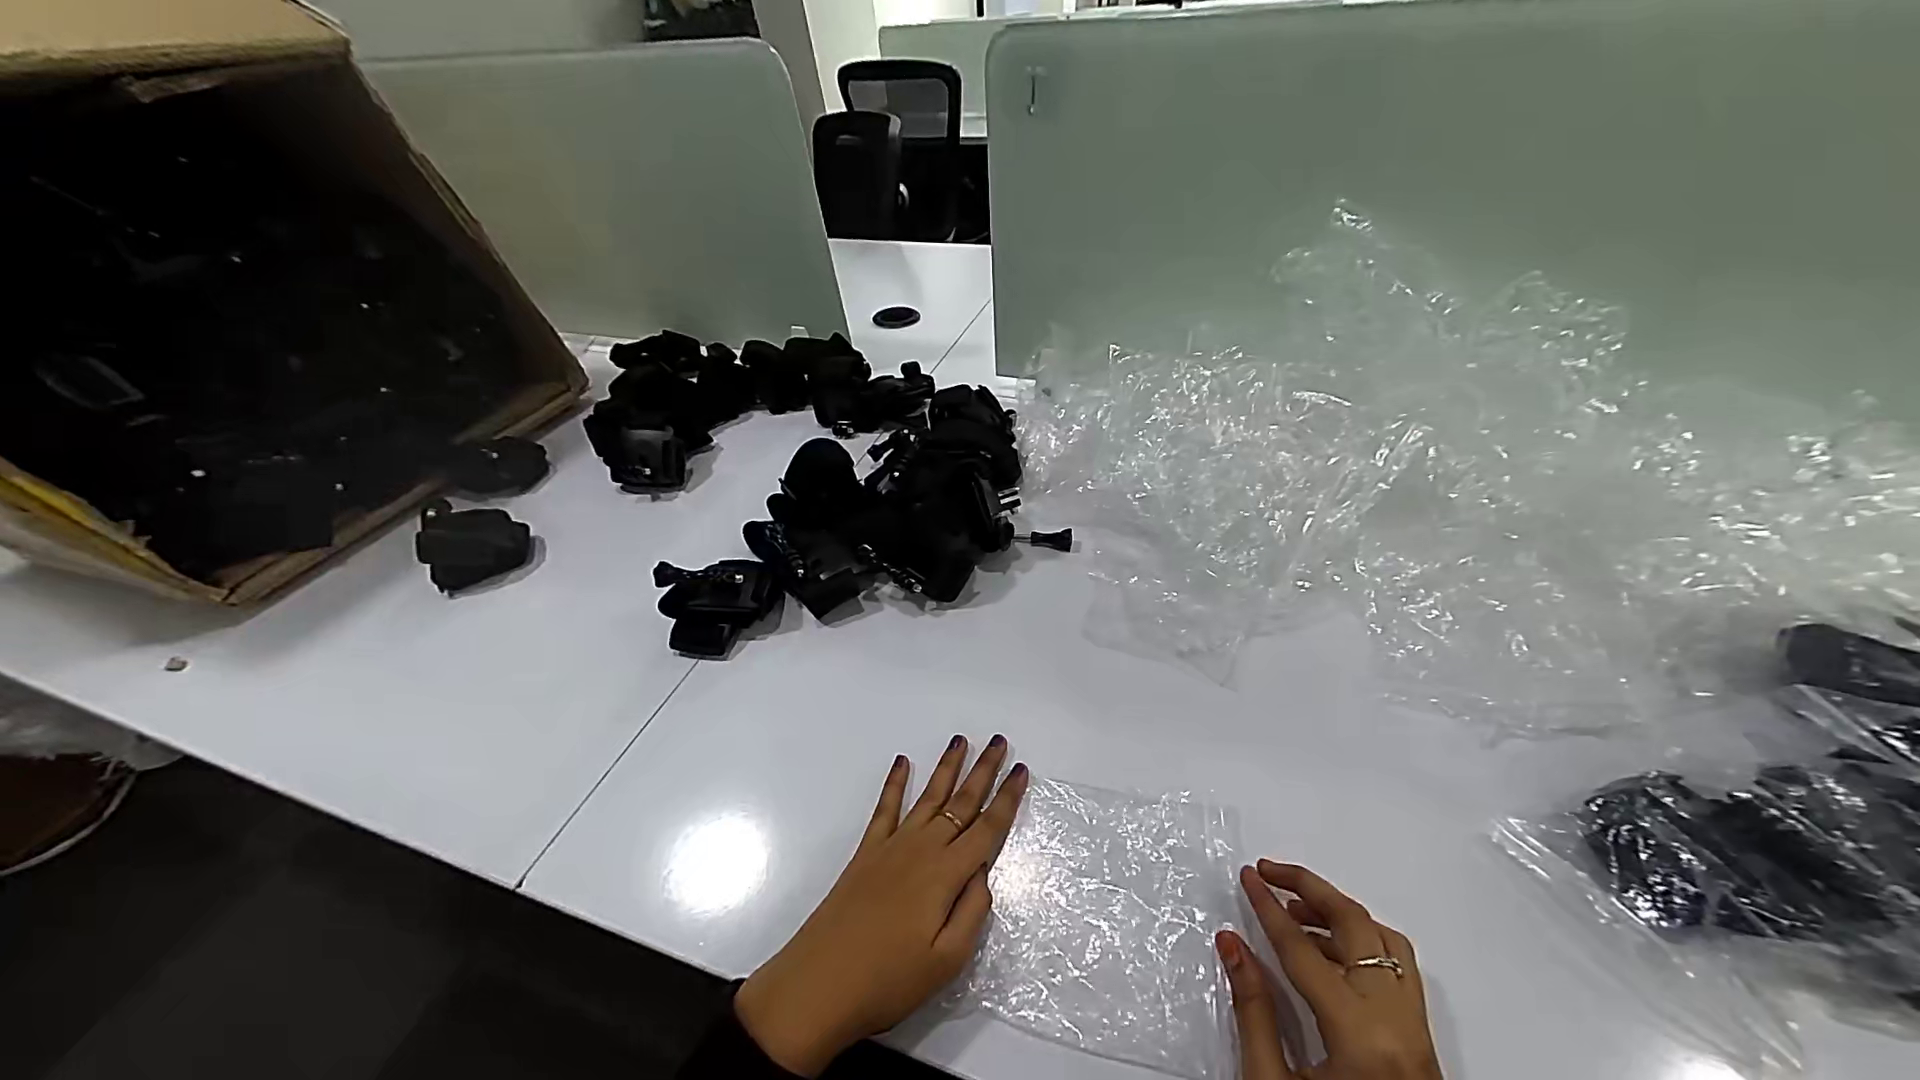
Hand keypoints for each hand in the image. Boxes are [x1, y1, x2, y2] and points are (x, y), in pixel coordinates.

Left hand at [735, 735, 1028, 1076]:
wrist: (818, 985)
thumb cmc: (888, 980)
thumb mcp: (947, 961)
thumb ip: (973, 911)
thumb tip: (983, 872)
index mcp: (946, 875)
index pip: (987, 828)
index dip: (1007, 798)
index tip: (1021, 770)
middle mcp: (922, 849)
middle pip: (961, 802)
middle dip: (983, 770)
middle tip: (999, 741)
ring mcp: (891, 846)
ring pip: (928, 796)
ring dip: (947, 767)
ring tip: (960, 740)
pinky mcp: (866, 852)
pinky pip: (885, 807)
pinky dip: (895, 783)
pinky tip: (902, 762)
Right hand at [1217, 860, 1442, 1079]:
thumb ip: (1253, 1010)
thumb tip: (1231, 945)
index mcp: (1359, 1038)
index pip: (1304, 949)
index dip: (1269, 907)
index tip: (1248, 877)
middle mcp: (1398, 1023)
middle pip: (1355, 925)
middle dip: (1308, 887)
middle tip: (1270, 870)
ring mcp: (1417, 1027)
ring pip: (1383, 937)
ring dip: (1337, 909)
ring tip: (1295, 905)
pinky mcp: (1422, 1034)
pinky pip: (1396, 961)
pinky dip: (1361, 935)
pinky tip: (1329, 943)